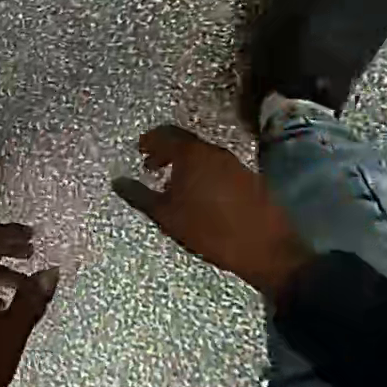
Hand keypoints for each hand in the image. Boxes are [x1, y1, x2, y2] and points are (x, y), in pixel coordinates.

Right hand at [112, 125, 313, 298]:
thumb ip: (140, 196)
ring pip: (202, 154)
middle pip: (184, 141)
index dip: (149, 141)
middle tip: (151, 165)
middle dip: (165, 150)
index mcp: (192, 154)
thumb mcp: (167, 216)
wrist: (269, 251)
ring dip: (185, 162)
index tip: (139, 150)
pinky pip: (218, 165)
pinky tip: (200, 193)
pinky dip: (203, 171)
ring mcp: (235, 164)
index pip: (164, 135)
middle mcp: (214, 152)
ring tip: (173, 181)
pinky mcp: (250, 178)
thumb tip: (117, 181)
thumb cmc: (210, 231)